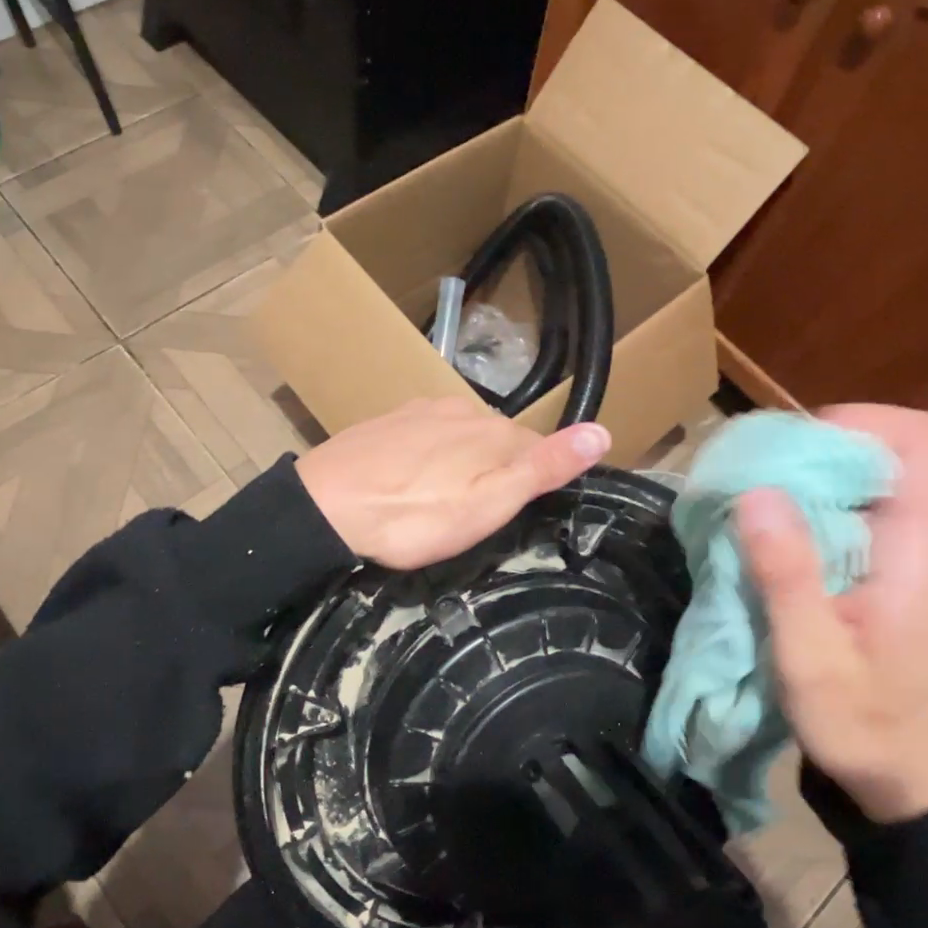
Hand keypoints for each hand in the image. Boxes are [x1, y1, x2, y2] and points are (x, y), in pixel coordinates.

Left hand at [296, 397, 610, 569]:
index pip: (537, 447)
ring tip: (445, 503)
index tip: (524, 511)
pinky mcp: (385, 423)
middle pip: (498, 440)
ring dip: (462, 463)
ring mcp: (418, 412)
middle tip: (481, 515)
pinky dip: (428, 458)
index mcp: (493, 431)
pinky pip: (424, 437)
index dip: (536, 479)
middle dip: (498, 469)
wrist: (324, 509)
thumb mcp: (489, 504)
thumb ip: (544, 468)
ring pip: (459, 437)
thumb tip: (603, 431)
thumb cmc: (414, 517)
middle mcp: (459, 410)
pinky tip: (411, 483)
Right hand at [739, 405, 927, 823]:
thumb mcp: (813, 661)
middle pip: (890, 452)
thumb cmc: (865, 727)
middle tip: (756, 478)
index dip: (865, 422)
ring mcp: (908, 558)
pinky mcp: (889, 576)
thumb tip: (757, 493)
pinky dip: (812, 511)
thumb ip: (788, 576)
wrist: (909, 780)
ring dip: (811, 480)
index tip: (796, 448)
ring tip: (753, 504)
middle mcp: (924, 542)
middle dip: (819, 448)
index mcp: (920, 552)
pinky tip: (771, 540)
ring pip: (869, 482)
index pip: (926, 442)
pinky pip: (855, 515)